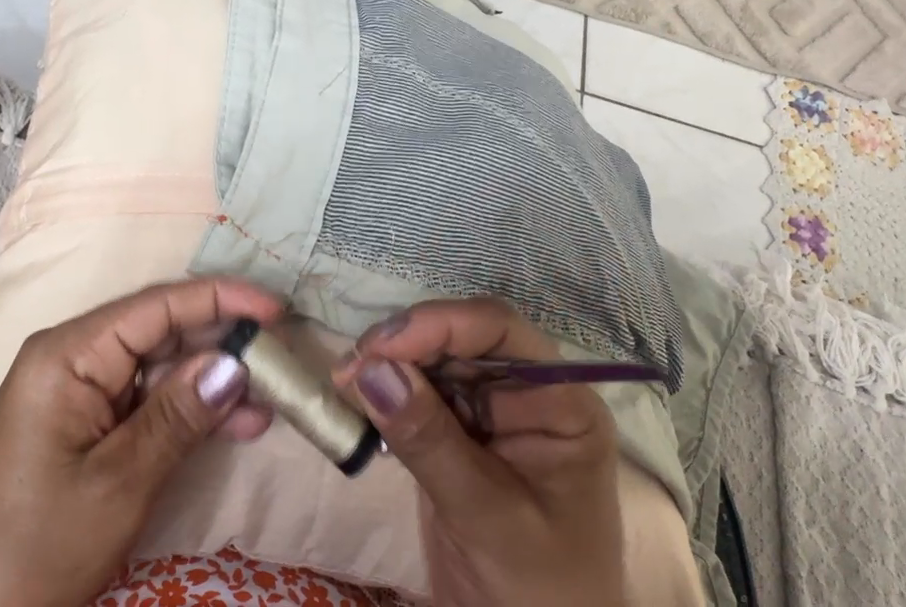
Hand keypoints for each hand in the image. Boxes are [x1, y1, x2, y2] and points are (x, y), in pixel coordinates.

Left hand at [0, 279, 282, 606]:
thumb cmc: (39, 543)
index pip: (154, 307)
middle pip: (158, 331)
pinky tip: (234, 424)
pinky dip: (187, 411)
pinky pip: (144, 400)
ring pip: (158, 367)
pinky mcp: (84, 422)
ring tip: (269, 404)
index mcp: (68, 354)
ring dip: (211, 382)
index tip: (276, 308)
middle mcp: (71, 358)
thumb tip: (234, 364)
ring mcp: (77, 391)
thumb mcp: (119, 481)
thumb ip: (178, 416)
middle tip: (283, 361)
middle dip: (221, 343)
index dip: (219, 300)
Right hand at [334, 299, 625, 606]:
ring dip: (387, 366)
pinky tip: (357, 402)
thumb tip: (370, 369)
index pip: (500, 331)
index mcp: (560, 403)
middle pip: (459, 338)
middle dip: (404, 345)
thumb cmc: (536, 589)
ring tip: (345, 384)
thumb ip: (431, 442)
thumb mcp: (487, 517)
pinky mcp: (453, 434)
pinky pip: (414, 393)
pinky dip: (384, 392)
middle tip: (349, 370)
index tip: (379, 348)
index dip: (439, 325)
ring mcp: (487, 414)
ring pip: (430, 360)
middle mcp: (525, 395)